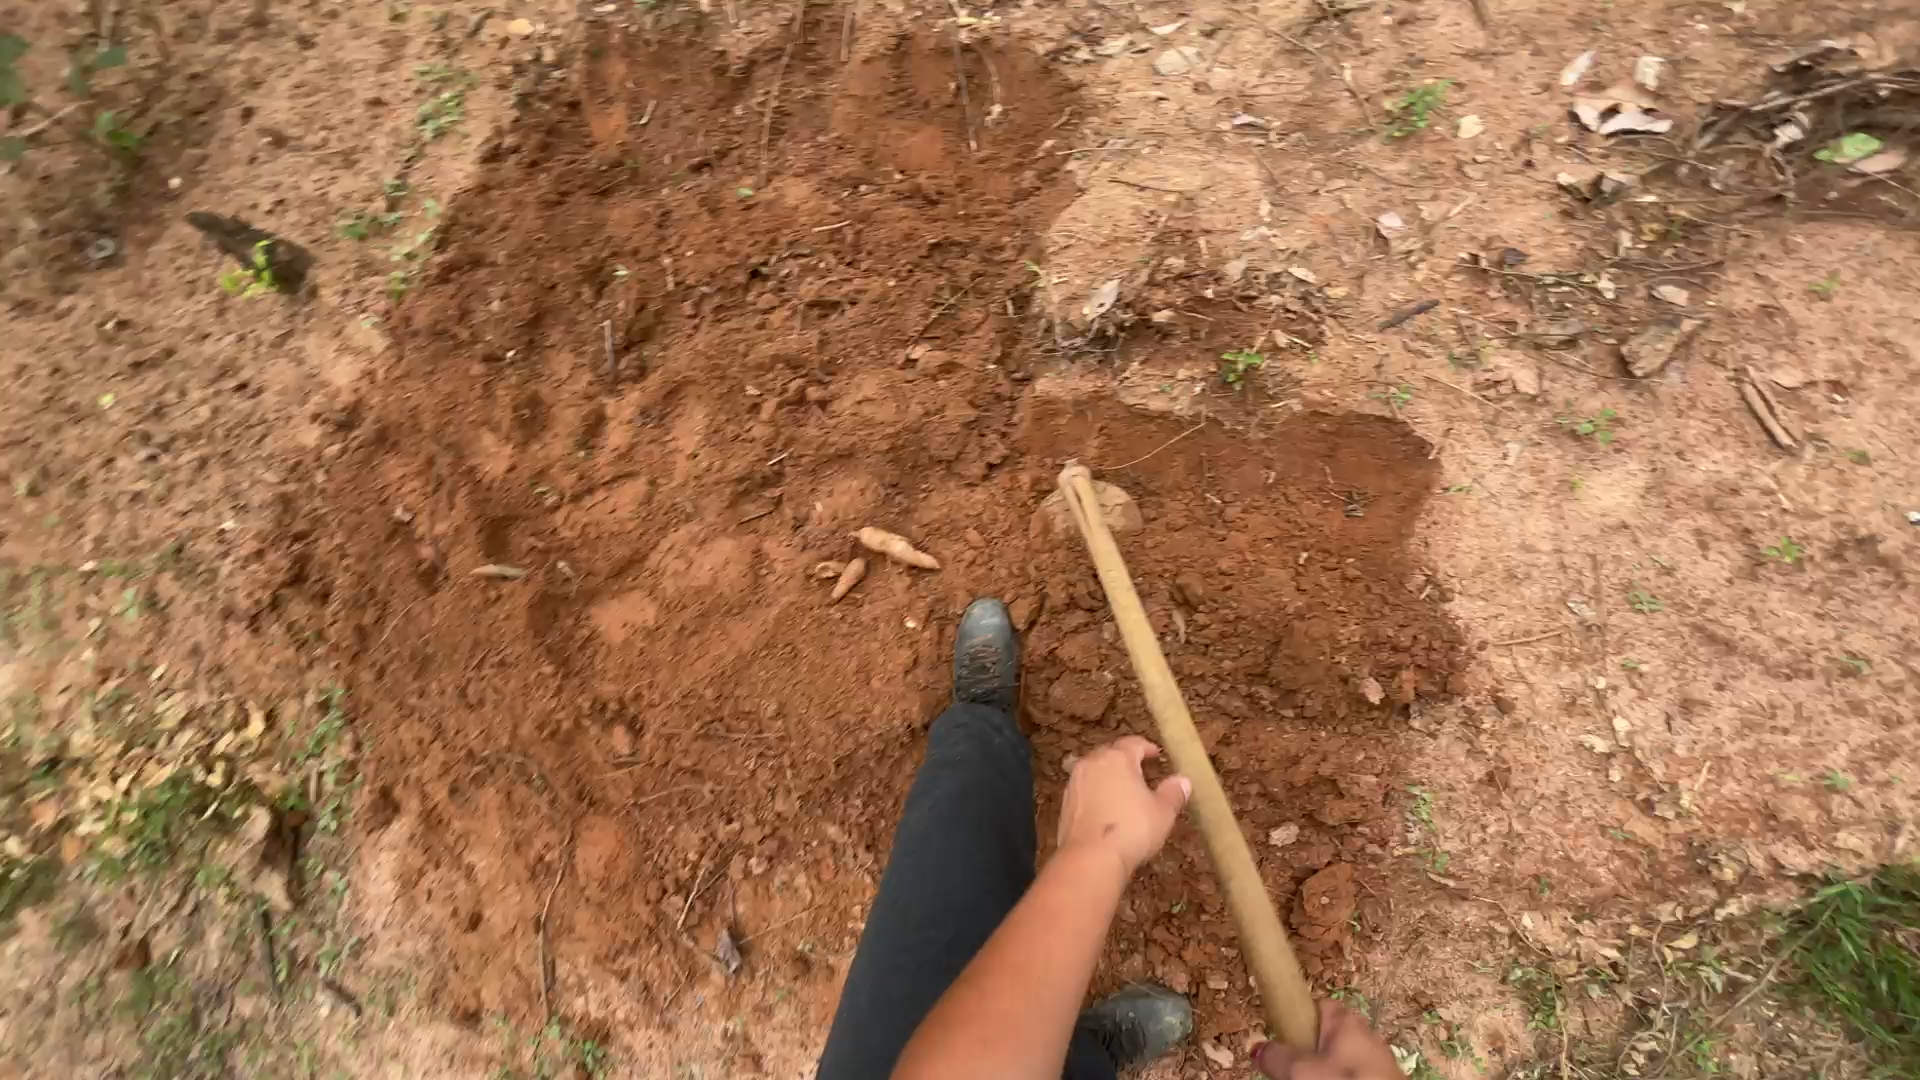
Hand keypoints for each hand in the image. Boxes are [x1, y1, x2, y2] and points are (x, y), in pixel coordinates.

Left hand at [1054, 736, 1189, 875]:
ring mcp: (1075, 781)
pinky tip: (1104, 806)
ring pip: (1094, 769)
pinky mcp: (1065, 802)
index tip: (1156, 754)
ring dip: (1107, 775)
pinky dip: (1095, 791)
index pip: (1133, 744)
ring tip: (1122, 788)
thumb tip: (1183, 780)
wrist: (1090, 857)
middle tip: (1139, 769)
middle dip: (1125, 758)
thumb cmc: (1132, 829)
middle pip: (1110, 753)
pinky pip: (1084, 788)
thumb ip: (1173, 793)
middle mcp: (1092, 763)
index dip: (1147, 747)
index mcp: (1117, 758)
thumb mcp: (1162, 812)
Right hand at [1253, 1001, 1401, 1079]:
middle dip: (1310, 1055)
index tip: (1286, 1043)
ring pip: (1342, 1064)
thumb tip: (1255, 1047)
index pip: (1316, 1006)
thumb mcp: (1302, 1072)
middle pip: (1327, 1038)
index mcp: (1346, 1020)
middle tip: (1296, 1074)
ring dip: (1327, 1074)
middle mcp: (1366, 1036)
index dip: (1297, 1021)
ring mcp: (1381, 1066)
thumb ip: (1276, 1056)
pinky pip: (1356, 1077)